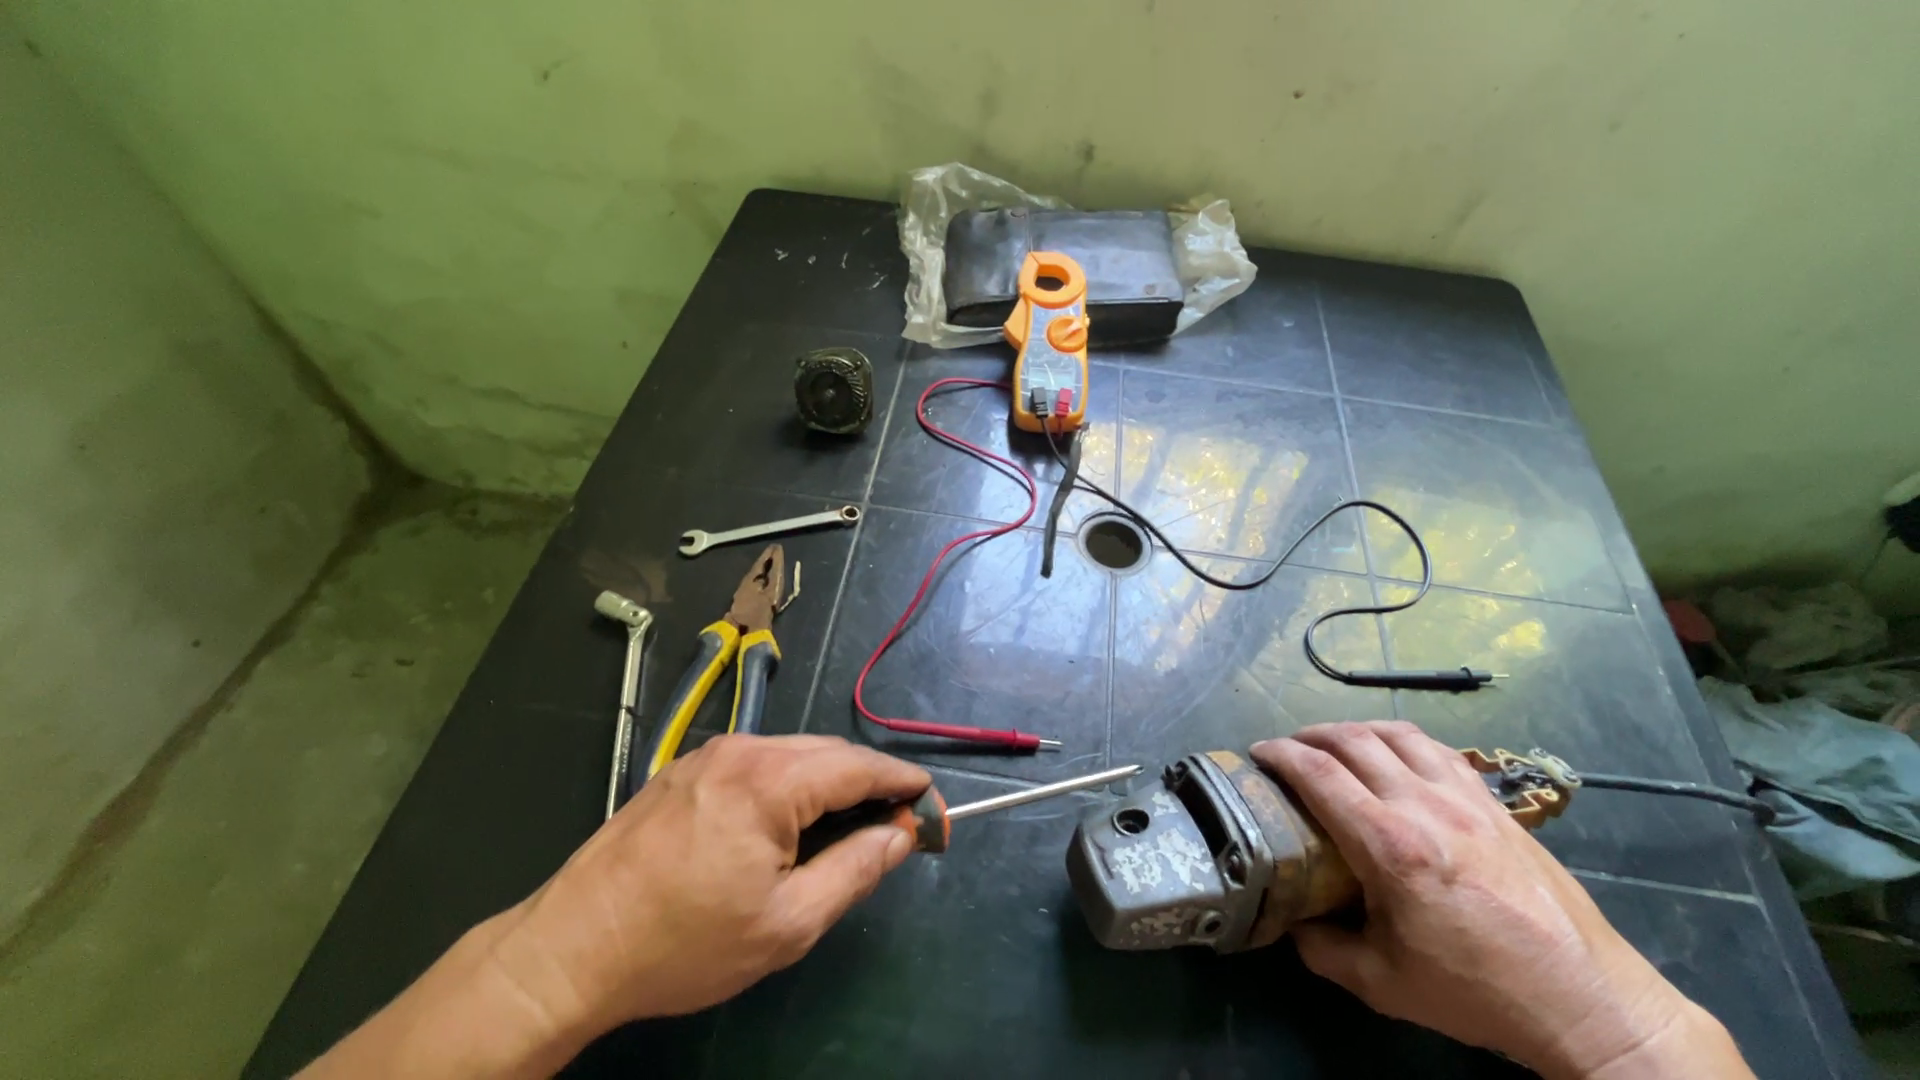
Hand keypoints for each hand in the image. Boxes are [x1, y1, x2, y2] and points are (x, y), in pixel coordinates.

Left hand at [489, 734, 930, 1032]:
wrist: (572, 949)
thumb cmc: (684, 944)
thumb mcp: (788, 922)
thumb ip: (855, 870)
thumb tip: (901, 835)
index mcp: (769, 779)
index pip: (858, 766)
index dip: (903, 784)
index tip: (935, 808)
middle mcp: (741, 749)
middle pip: (828, 754)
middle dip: (870, 784)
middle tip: (899, 826)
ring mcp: (707, 756)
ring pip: (793, 757)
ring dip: (830, 786)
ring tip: (850, 832)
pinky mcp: (685, 771)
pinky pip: (759, 766)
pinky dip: (792, 787)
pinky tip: (793, 826)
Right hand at [1252, 722, 1751, 1078]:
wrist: (1584, 1000)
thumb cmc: (1475, 992)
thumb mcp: (1380, 984)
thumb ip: (1322, 947)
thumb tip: (1291, 921)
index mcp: (1389, 845)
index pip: (1318, 773)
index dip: (1279, 754)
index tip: (1257, 753)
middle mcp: (1425, 806)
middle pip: (1353, 740)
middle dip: (1309, 734)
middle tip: (1287, 749)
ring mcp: (1466, 799)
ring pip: (1398, 733)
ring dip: (1355, 729)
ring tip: (1335, 744)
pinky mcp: (1496, 805)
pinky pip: (1439, 750)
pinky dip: (1403, 741)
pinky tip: (1396, 759)